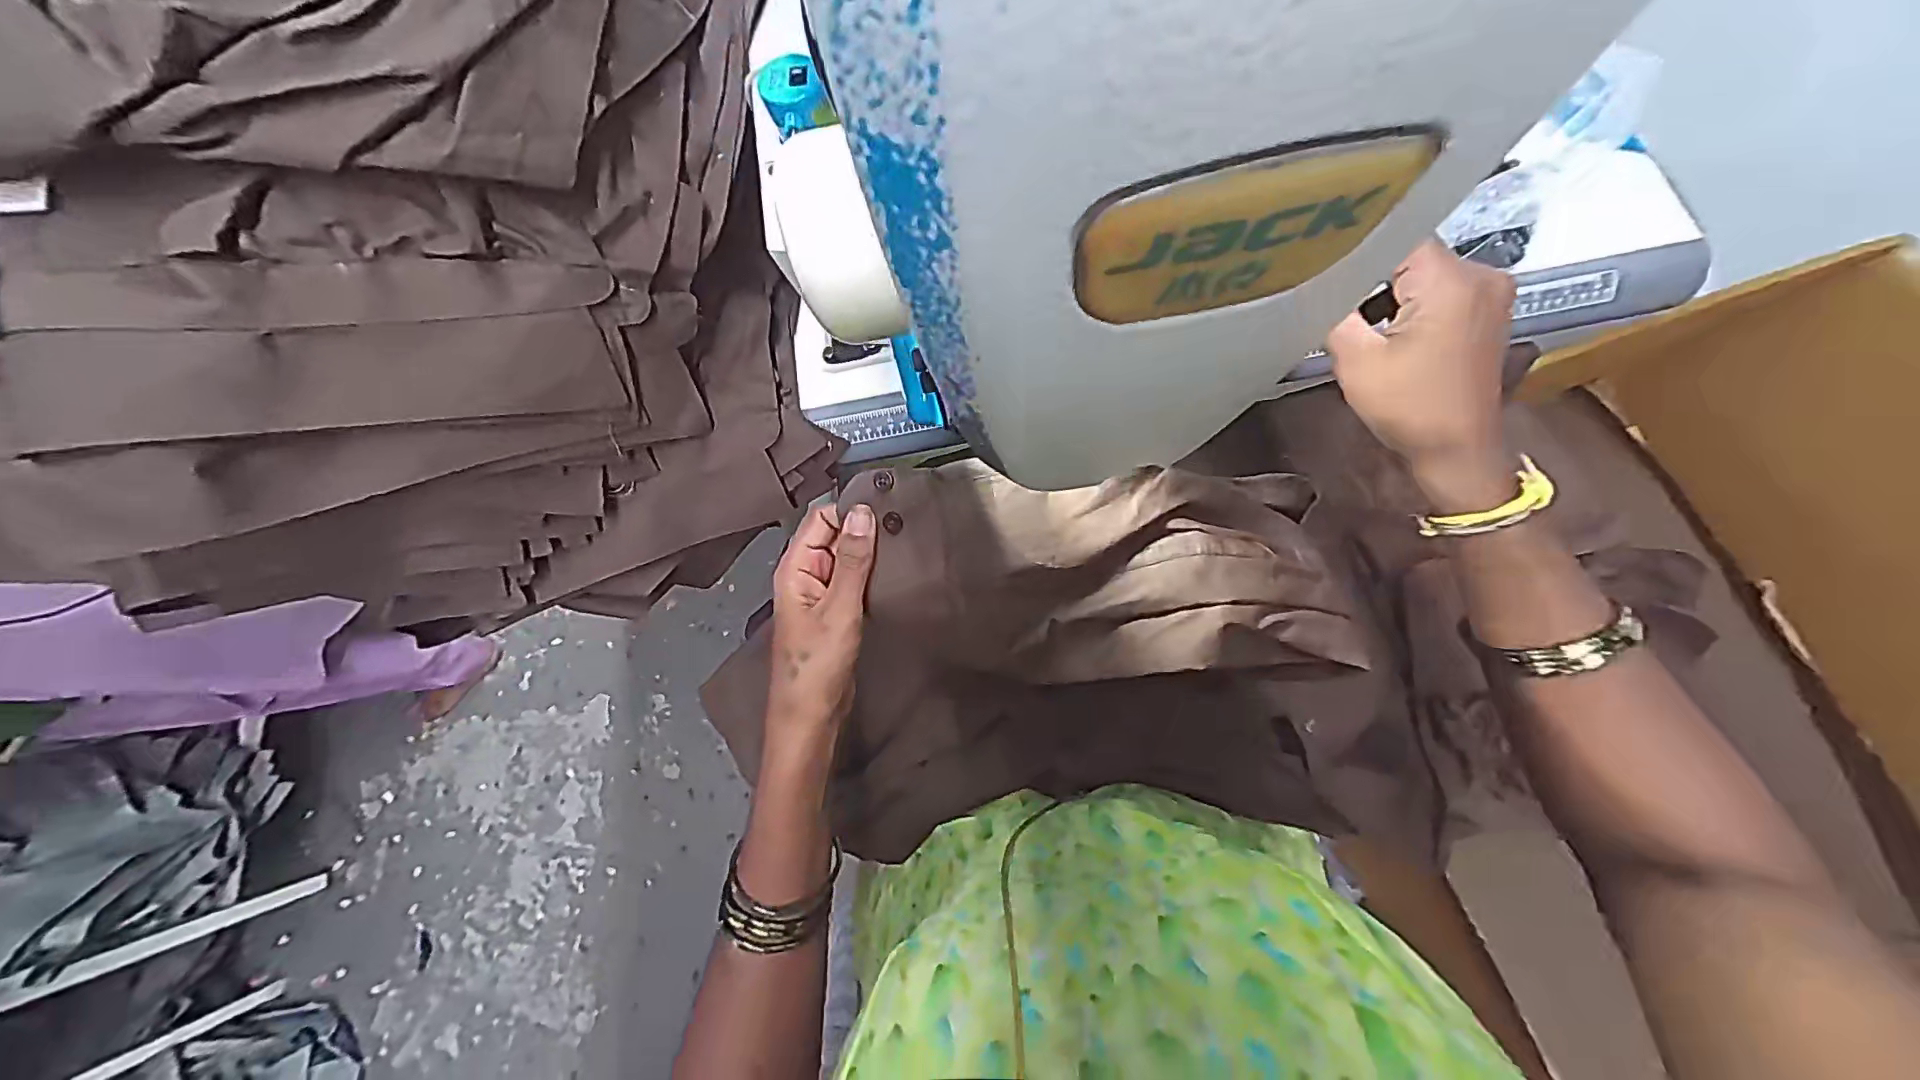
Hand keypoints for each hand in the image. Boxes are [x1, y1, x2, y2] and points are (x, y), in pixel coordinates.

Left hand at [767, 503, 876, 747]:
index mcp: (795, 568)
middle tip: (899, 528)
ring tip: (900, 550)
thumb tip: (863, 514)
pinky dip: (869, 577)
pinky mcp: (835, 612)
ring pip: (847, 560)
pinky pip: (853, 582)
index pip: (821, 519)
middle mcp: (805, 576)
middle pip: (834, 537)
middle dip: (863, 532)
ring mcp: (820, 595)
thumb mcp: (839, 608)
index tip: (884, 508)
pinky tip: (890, 577)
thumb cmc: (816, 666)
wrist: (810, 715)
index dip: (850, 512)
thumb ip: (853, 560)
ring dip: (869, 555)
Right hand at [1327, 238, 1518, 510]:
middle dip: (1369, 276)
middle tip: (1333, 302)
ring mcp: (1491, 291)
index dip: (1354, 250)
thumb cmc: (1408, 408)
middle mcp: (1481, 274)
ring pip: (1423, 272)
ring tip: (1359, 322)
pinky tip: (1388, 331)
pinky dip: (1410, 303)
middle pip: (1410, 253)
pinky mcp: (1488, 310)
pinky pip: (1439, 289)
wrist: (1459, 450)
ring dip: (1388, 291)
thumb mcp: (1355, 361)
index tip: (1321, 266)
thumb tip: (1316, 281)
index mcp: (1451, 280)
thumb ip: (1333, 312)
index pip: (1394, 237)